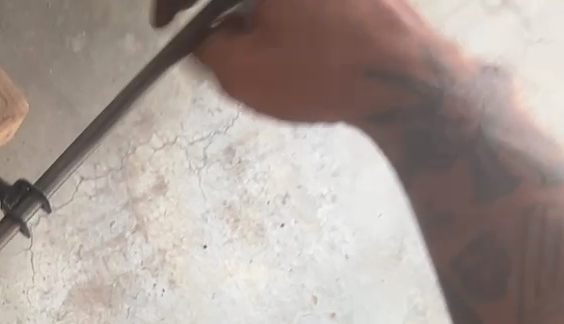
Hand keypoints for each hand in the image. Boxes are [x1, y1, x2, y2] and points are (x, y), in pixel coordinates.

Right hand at [186, 0, 459, 124]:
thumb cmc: (322, 73)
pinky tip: (269, 30)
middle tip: (188, 23)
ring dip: (241, 5)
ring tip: (232, 35)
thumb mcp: (240, 71)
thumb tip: (203, 35)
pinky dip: (270, 7)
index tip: (163, 23)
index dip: (171, 0)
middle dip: (206, 4)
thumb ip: (207, 45)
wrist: (400, 76)